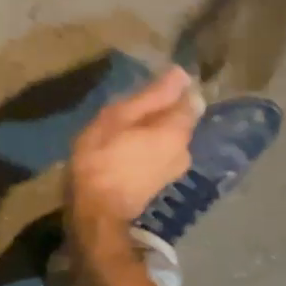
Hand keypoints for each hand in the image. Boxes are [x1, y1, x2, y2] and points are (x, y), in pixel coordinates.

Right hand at [66, 67, 198, 234]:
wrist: (96, 212)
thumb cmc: (101, 159)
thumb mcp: (118, 118)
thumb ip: (152, 96)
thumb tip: (181, 74)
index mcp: (177, 131)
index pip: (189, 98)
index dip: (172, 89)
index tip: (148, 87)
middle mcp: (185, 150)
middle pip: (179, 120)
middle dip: (160, 111)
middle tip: (128, 108)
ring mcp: (175, 170)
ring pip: (169, 138)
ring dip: (152, 130)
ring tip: (124, 128)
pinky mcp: (162, 183)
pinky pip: (161, 153)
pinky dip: (148, 146)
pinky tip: (126, 148)